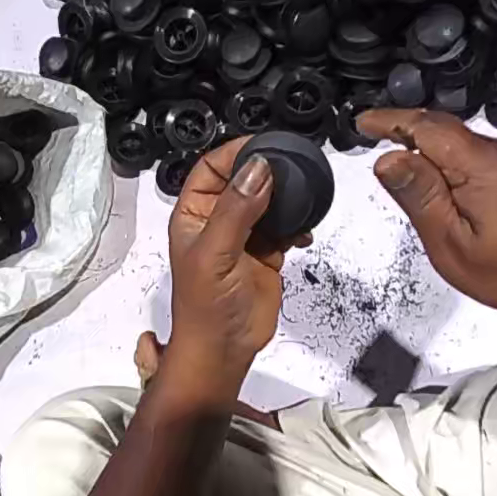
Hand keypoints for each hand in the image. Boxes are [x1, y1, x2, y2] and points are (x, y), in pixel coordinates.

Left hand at [163, 137, 293, 397]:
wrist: (225, 349)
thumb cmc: (205, 308)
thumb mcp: (215, 253)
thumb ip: (236, 210)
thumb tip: (258, 170)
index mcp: (194, 214)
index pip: (212, 168)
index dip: (235, 153)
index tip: (264, 147)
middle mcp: (218, 221)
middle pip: (243, 179)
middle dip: (266, 171)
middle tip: (290, 165)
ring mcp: (244, 237)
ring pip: (267, 201)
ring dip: (285, 197)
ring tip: (301, 194)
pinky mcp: (266, 253)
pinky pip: (284, 227)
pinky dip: (297, 225)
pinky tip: (302, 231)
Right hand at [358, 108, 496, 329]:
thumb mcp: (448, 242)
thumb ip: (418, 195)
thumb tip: (388, 160)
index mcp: (488, 169)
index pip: (428, 127)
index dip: (391, 120)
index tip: (365, 122)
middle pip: (444, 130)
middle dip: (407, 137)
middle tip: (382, 160)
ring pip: (460, 141)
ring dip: (431, 156)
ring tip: (420, 195)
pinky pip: (478, 152)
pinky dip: (454, 164)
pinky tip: (448, 193)